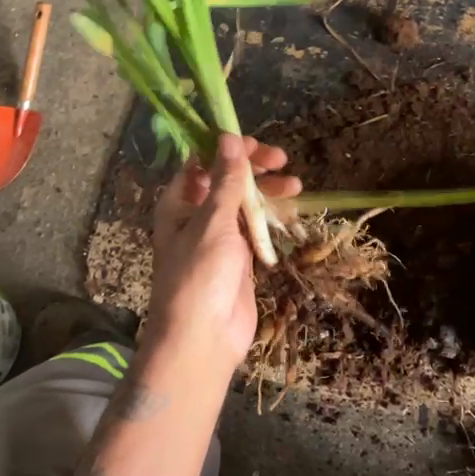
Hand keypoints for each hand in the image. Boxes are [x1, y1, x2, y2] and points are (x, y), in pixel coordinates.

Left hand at [148, 135, 301, 371]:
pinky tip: (292, 212)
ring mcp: (219, 237)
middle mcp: (196, 216)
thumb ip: (225, 180)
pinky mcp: (239, 258)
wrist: (203, 338)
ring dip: (267, 192)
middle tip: (281, 160)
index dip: (227, 149)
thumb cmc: (199, 275)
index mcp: (179, 203)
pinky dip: (271, 219)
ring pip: (244, 203)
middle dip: (253, 169)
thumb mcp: (212, 222)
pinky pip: (255, 229)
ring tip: (295, 186)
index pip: (202, 162)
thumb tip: (228, 137)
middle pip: (226, 180)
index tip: (256, 144)